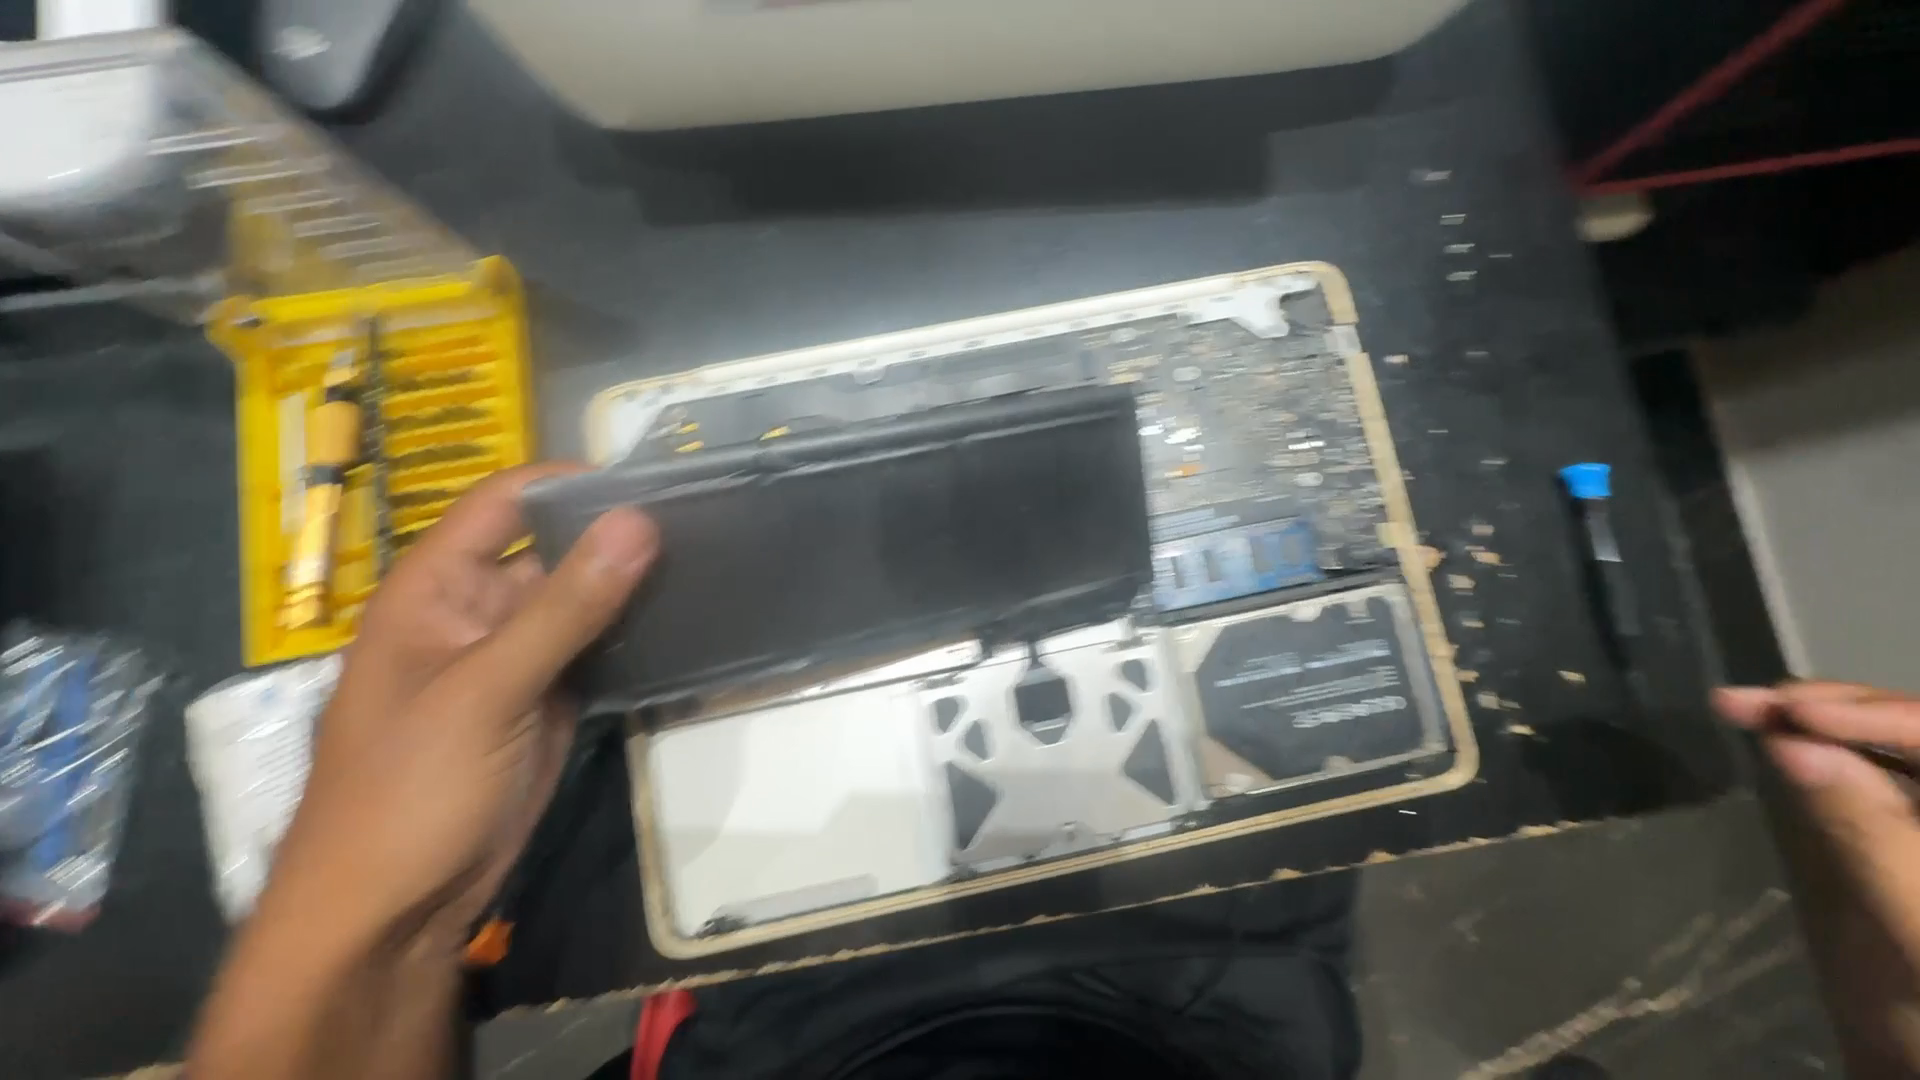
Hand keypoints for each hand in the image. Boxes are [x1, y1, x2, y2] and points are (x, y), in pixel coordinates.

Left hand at [270, 464, 657, 953]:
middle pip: (556, 549)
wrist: (396, 911)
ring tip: (710, 560)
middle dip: (619, 535)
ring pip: (585, 600)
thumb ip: (565, 607)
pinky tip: (688, 621)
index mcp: (436, 588)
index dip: (572, 484)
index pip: (507, 503)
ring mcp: (519, 657)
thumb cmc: (411, 789)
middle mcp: (479, 610)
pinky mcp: (552, 698)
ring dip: (635, 584)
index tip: (652, 481)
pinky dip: (637, 635)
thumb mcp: (486, 690)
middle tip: (703, 521)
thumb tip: (639, 522)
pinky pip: (599, 649)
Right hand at [1715, 682, 1919, 1068]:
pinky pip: (1875, 772)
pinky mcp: (1902, 831)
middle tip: (1747, 702)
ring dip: (1820, 720)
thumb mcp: (1917, 933)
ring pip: (1896, 744)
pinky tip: (1776, 735)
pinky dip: (1819, 747)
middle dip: (1839, 710)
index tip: (1789, 710)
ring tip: (1747, 707)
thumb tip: (1792, 742)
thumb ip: (1872, 839)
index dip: (1880, 715)